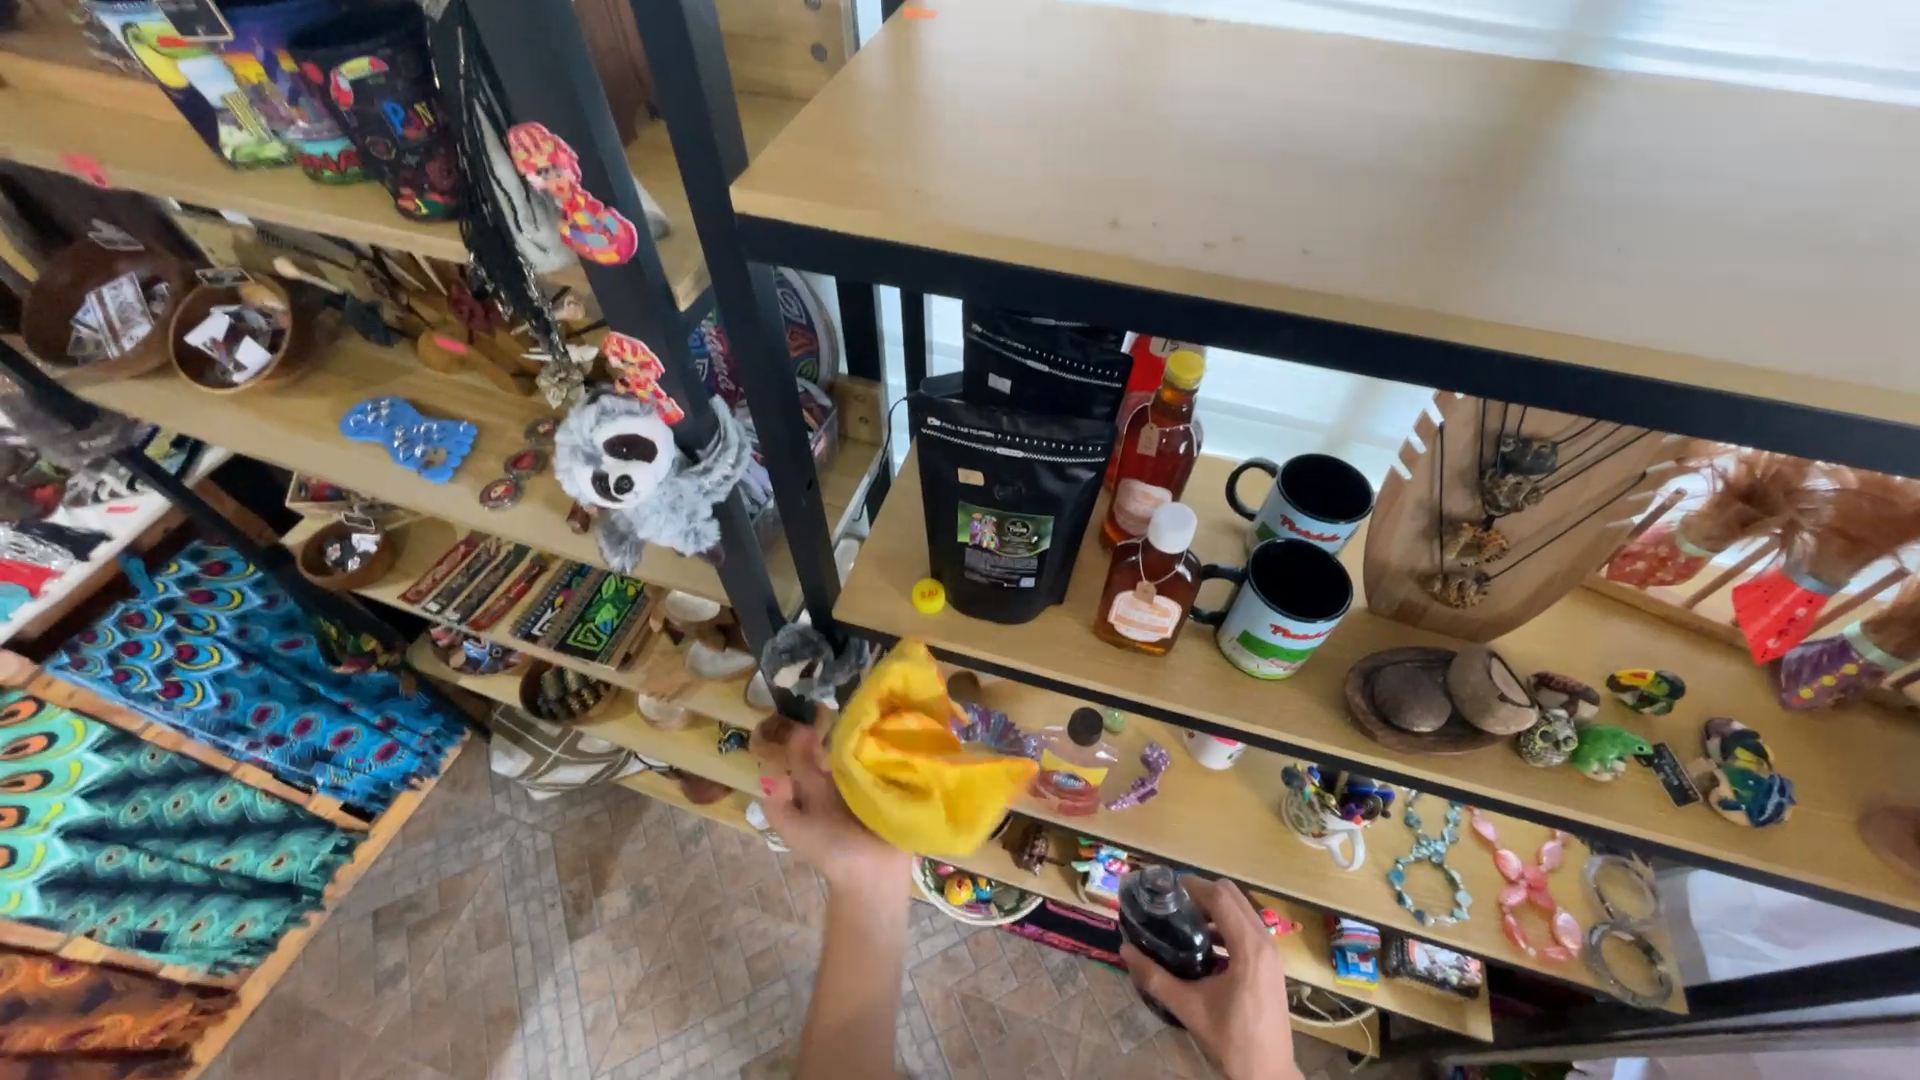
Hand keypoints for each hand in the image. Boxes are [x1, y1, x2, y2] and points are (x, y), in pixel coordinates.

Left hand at [760, 715, 909, 902]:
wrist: (871, 878)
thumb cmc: (832, 851)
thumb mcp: (796, 831)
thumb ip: (778, 807)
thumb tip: (775, 774)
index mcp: (819, 785)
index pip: (810, 751)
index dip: (808, 734)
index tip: (816, 715)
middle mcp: (844, 777)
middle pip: (841, 743)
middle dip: (845, 726)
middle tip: (856, 707)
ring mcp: (873, 778)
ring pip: (869, 747)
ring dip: (873, 733)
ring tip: (881, 711)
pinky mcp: (898, 785)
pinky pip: (896, 760)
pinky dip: (896, 748)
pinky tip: (901, 731)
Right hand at [1120, 878, 1299, 1079]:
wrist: (1269, 1076)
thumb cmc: (1231, 1041)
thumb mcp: (1188, 1007)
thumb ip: (1155, 976)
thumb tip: (1124, 949)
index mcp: (1249, 948)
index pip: (1220, 897)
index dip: (1193, 885)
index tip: (1166, 887)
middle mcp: (1265, 942)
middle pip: (1233, 895)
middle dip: (1202, 892)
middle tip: (1173, 903)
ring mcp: (1273, 952)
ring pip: (1243, 909)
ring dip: (1215, 907)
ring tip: (1185, 920)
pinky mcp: (1273, 963)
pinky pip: (1249, 926)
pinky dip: (1227, 923)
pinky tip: (1206, 943)